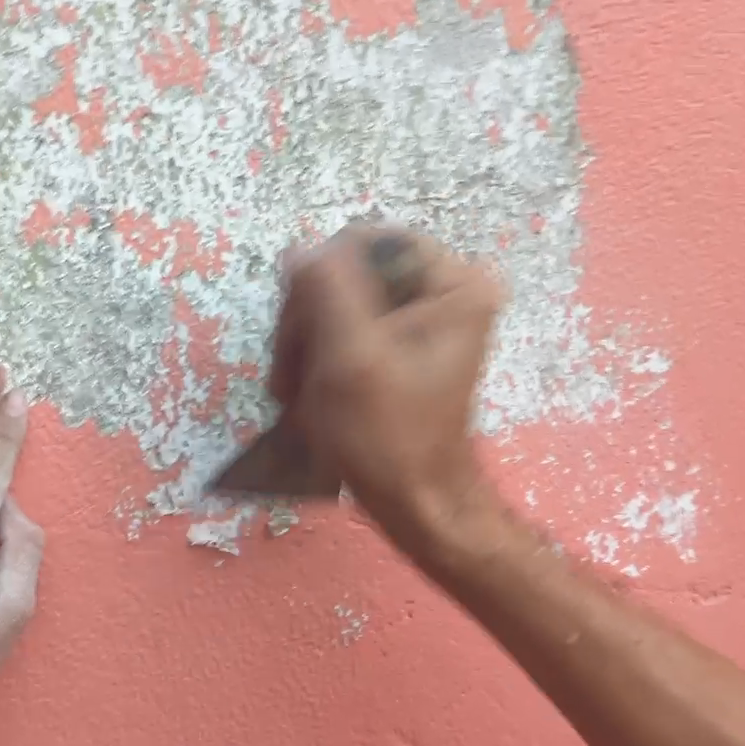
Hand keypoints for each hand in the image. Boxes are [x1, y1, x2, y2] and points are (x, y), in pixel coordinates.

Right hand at [269, 225, 505, 558]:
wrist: (414, 502)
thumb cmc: (386, 436)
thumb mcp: (350, 357)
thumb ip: (326, 290)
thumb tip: (300, 249)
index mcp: (454, 282)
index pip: (363, 243)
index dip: (319, 283)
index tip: (300, 336)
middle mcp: (447, 290)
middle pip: (347, 272)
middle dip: (309, 322)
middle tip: (290, 375)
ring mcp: (426, 318)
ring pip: (337, 301)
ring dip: (305, 343)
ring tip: (294, 391)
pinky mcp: (405, 343)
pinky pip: (345, 325)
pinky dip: (319, 356)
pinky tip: (308, 389)